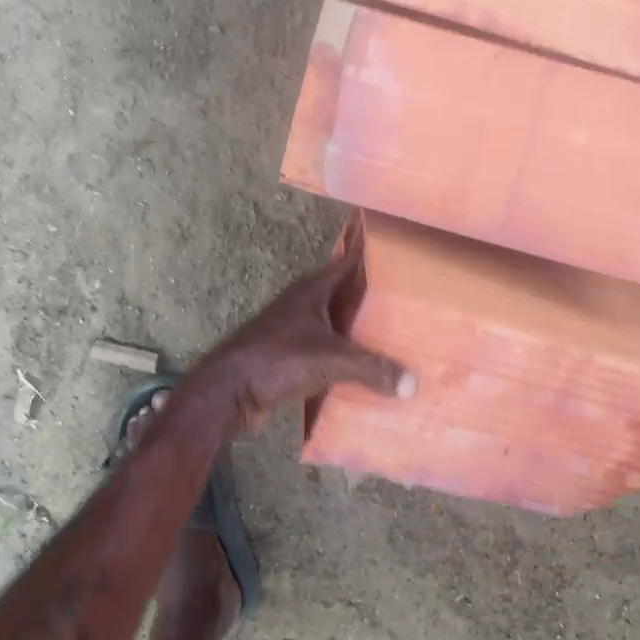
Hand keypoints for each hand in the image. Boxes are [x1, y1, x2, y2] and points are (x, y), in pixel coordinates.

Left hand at [193, 235, 413, 432]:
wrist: (228, 391)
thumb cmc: (277, 359)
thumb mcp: (331, 360)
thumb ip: (372, 368)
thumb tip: (412, 383)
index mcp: (313, 290)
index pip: (349, 262)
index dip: (371, 254)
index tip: (399, 249)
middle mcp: (303, 303)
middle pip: (344, 292)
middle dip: (371, 295)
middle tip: (408, 296)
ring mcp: (293, 329)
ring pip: (334, 322)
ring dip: (357, 327)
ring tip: (393, 332)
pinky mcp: (288, 356)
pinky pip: (325, 349)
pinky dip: (343, 354)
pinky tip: (363, 367)